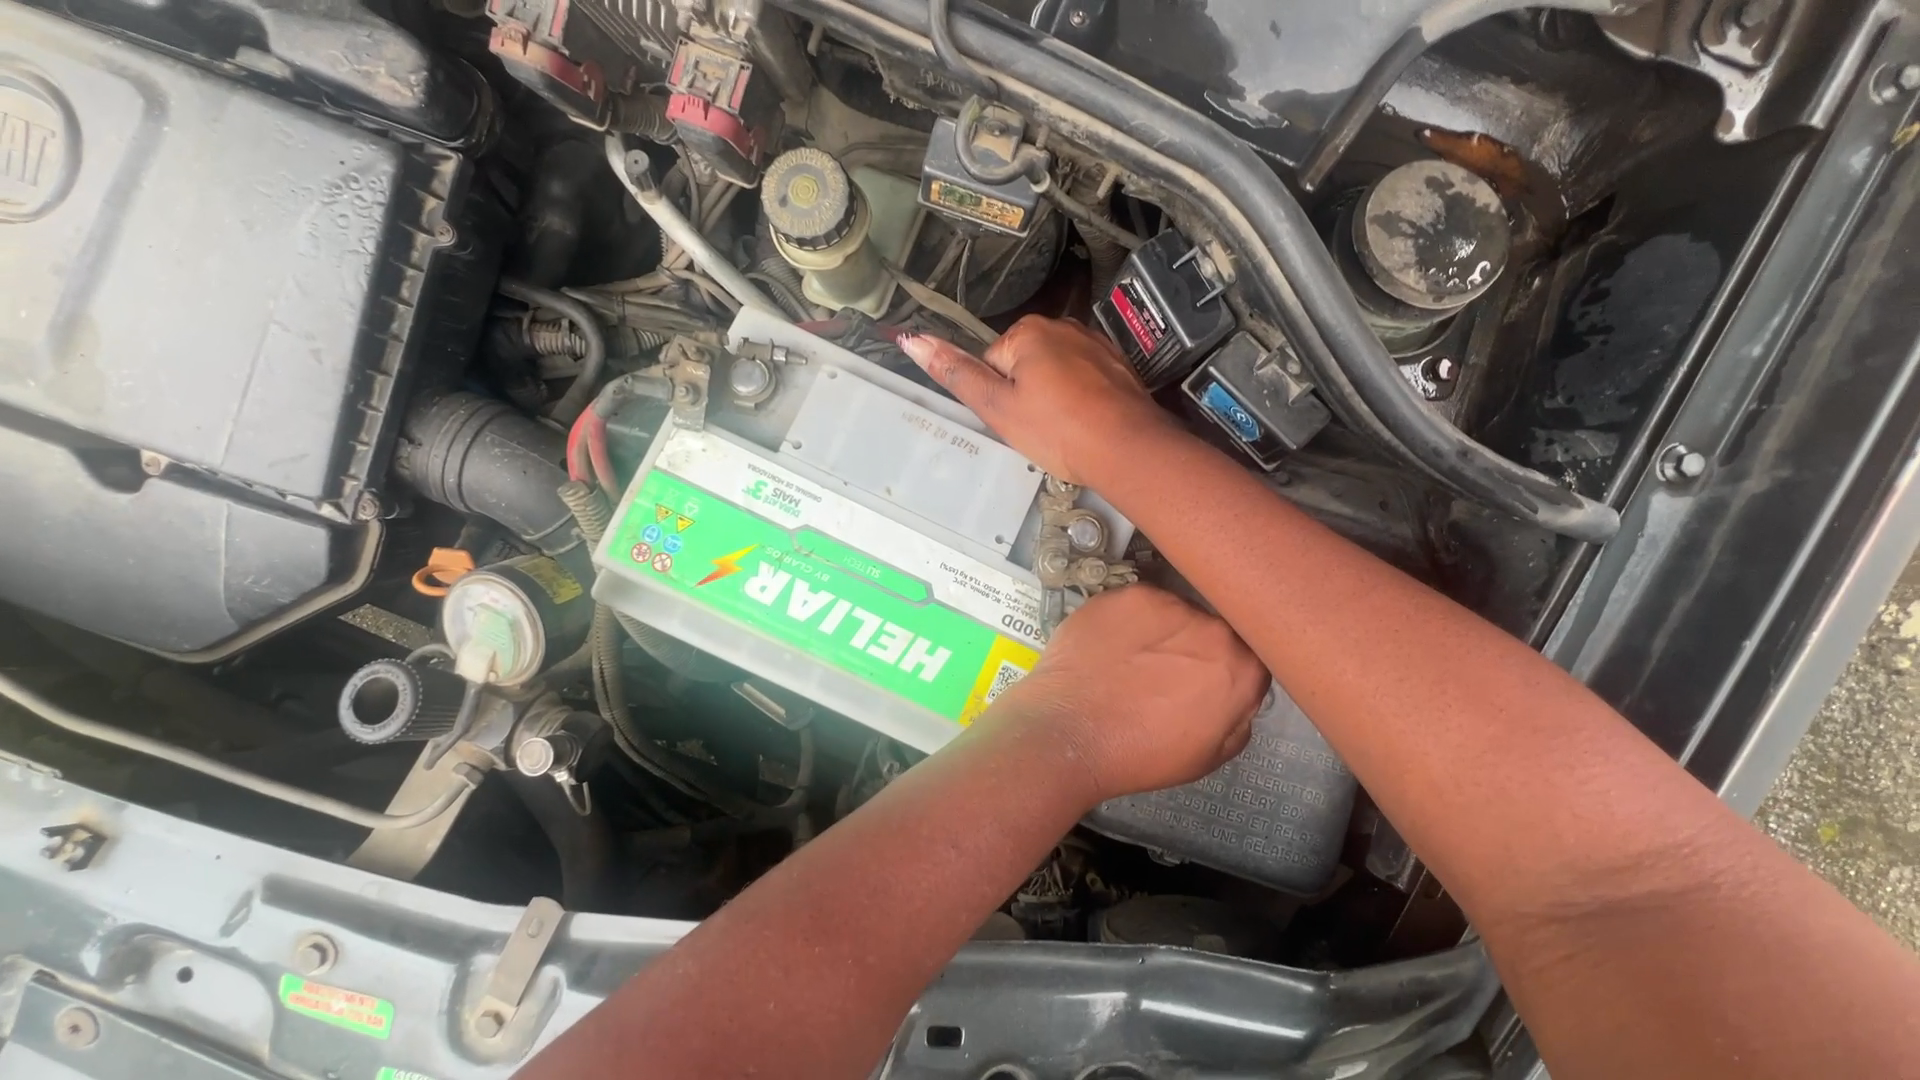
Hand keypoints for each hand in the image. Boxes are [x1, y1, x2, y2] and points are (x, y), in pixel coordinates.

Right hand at [899, 316, 1175, 485]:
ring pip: (1055, 371)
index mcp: (1028, 332)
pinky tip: (1087, 421)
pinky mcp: (1118, 362)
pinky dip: (1081, 397)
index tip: (1019, 420)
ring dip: (1055, 396)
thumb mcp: (998, 408)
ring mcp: (1094, 342)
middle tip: (1041, 427)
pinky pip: (1084, 377)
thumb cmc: (1058, 430)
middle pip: (1024, 363)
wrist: (1128, 448)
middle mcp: (1062, 326)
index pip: (992, 363)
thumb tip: (912, 340)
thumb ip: (957, 374)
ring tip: (1065, 427)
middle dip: (1027, 394)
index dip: (1000, 398)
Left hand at [977, 585, 1267, 803]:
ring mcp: (1168, 603)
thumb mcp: (1208, 756)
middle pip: (1211, 630)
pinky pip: (1137, 605)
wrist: (1070, 733)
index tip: (1201, 684)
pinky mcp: (1127, 593)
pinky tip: (1108, 646)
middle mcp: (1213, 626)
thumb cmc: (1141, 754)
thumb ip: (1238, 718)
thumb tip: (1236, 694)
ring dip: (1160, 631)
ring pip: (1174, 613)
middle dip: (1193, 648)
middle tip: (1162, 673)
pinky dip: (1127, 621)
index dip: (1224, 671)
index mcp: (1242, 667)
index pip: (1248, 657)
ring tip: (1129, 660)